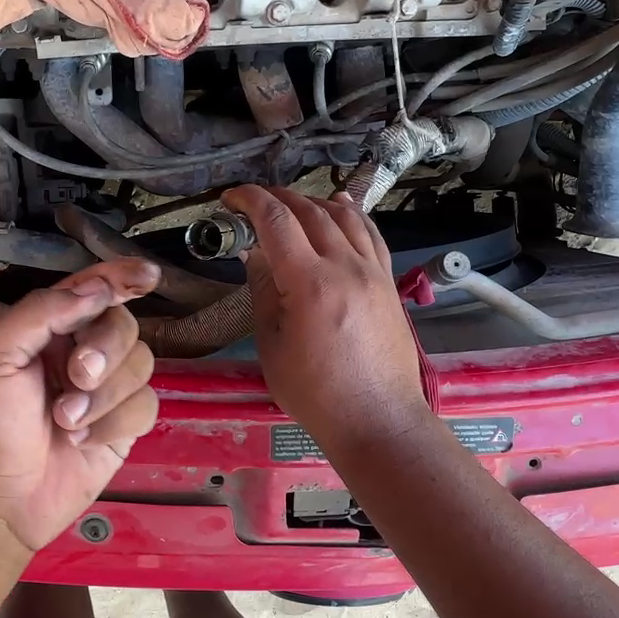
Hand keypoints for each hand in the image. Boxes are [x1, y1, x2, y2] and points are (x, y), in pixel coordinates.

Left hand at [0, 258, 161, 555]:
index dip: (121, 277)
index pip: (91, 290)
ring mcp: (104, 390)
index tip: (147, 276)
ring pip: (141, 364)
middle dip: (105, 348)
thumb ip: (41, 312)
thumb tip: (98, 288)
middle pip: (123, 324)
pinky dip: (115, 422)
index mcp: (46, 329)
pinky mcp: (121, 426)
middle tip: (77, 375)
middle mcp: (79, 352)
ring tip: (65, 421)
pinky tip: (83, 442)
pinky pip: (146, 405)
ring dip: (104, 393)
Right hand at [222, 185, 427, 445]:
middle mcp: (344, 266)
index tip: (230, 197)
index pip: (276, 221)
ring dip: (312, 201)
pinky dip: (352, 214)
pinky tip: (340, 205)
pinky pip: (370, 235)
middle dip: (277, 198)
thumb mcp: (271, 345)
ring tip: (290, 202)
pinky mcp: (388, 283)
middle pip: (309, 211)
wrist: (377, 420)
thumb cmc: (314, 392)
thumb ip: (263, 292)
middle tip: (252, 201)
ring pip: (344, 216)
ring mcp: (372, 272)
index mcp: (309, 282)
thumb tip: (254, 255)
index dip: (250, 200)